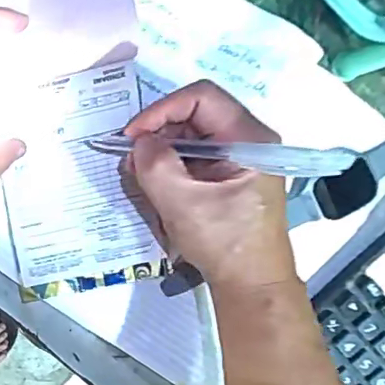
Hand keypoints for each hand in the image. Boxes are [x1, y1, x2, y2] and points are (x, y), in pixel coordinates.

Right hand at [121, 80, 296, 291]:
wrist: (252, 286)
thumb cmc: (226, 245)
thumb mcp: (183, 204)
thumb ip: (156, 166)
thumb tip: (140, 143)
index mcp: (249, 138)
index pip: (201, 98)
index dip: (161, 110)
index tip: (133, 136)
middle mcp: (249, 141)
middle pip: (195, 117)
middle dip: (159, 134)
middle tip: (132, 160)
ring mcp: (240, 161)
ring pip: (192, 139)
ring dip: (162, 153)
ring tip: (141, 176)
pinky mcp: (230, 179)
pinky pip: (196, 160)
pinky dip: (172, 169)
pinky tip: (157, 188)